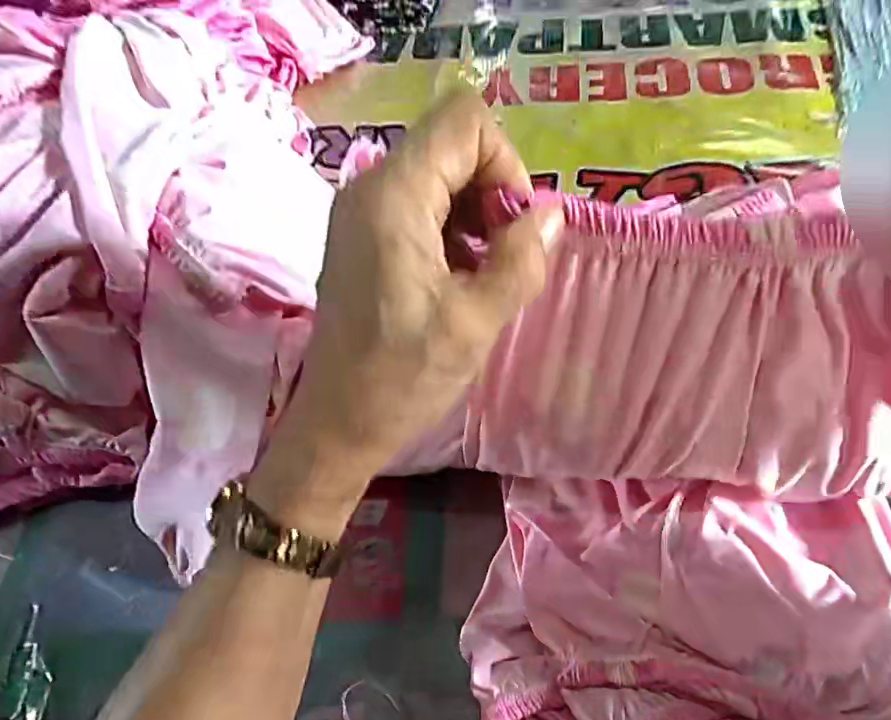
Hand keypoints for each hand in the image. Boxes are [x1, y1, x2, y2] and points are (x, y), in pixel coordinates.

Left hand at [248, 92, 562, 534]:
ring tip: (483, 282)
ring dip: (474, 221)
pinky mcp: (359, 245)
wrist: (339, 426)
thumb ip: (520, 261)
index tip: (514, 231)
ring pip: (436, 181)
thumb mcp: (475, 324)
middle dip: (493, 196)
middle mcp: (369, 190)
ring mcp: (359, 217)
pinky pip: (416, 213)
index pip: (465, 122)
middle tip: (504, 262)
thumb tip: (552, 215)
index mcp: (393, 196)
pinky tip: (458, 287)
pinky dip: (449, 237)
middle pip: (450, 148)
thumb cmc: (403, 379)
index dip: (506, 165)